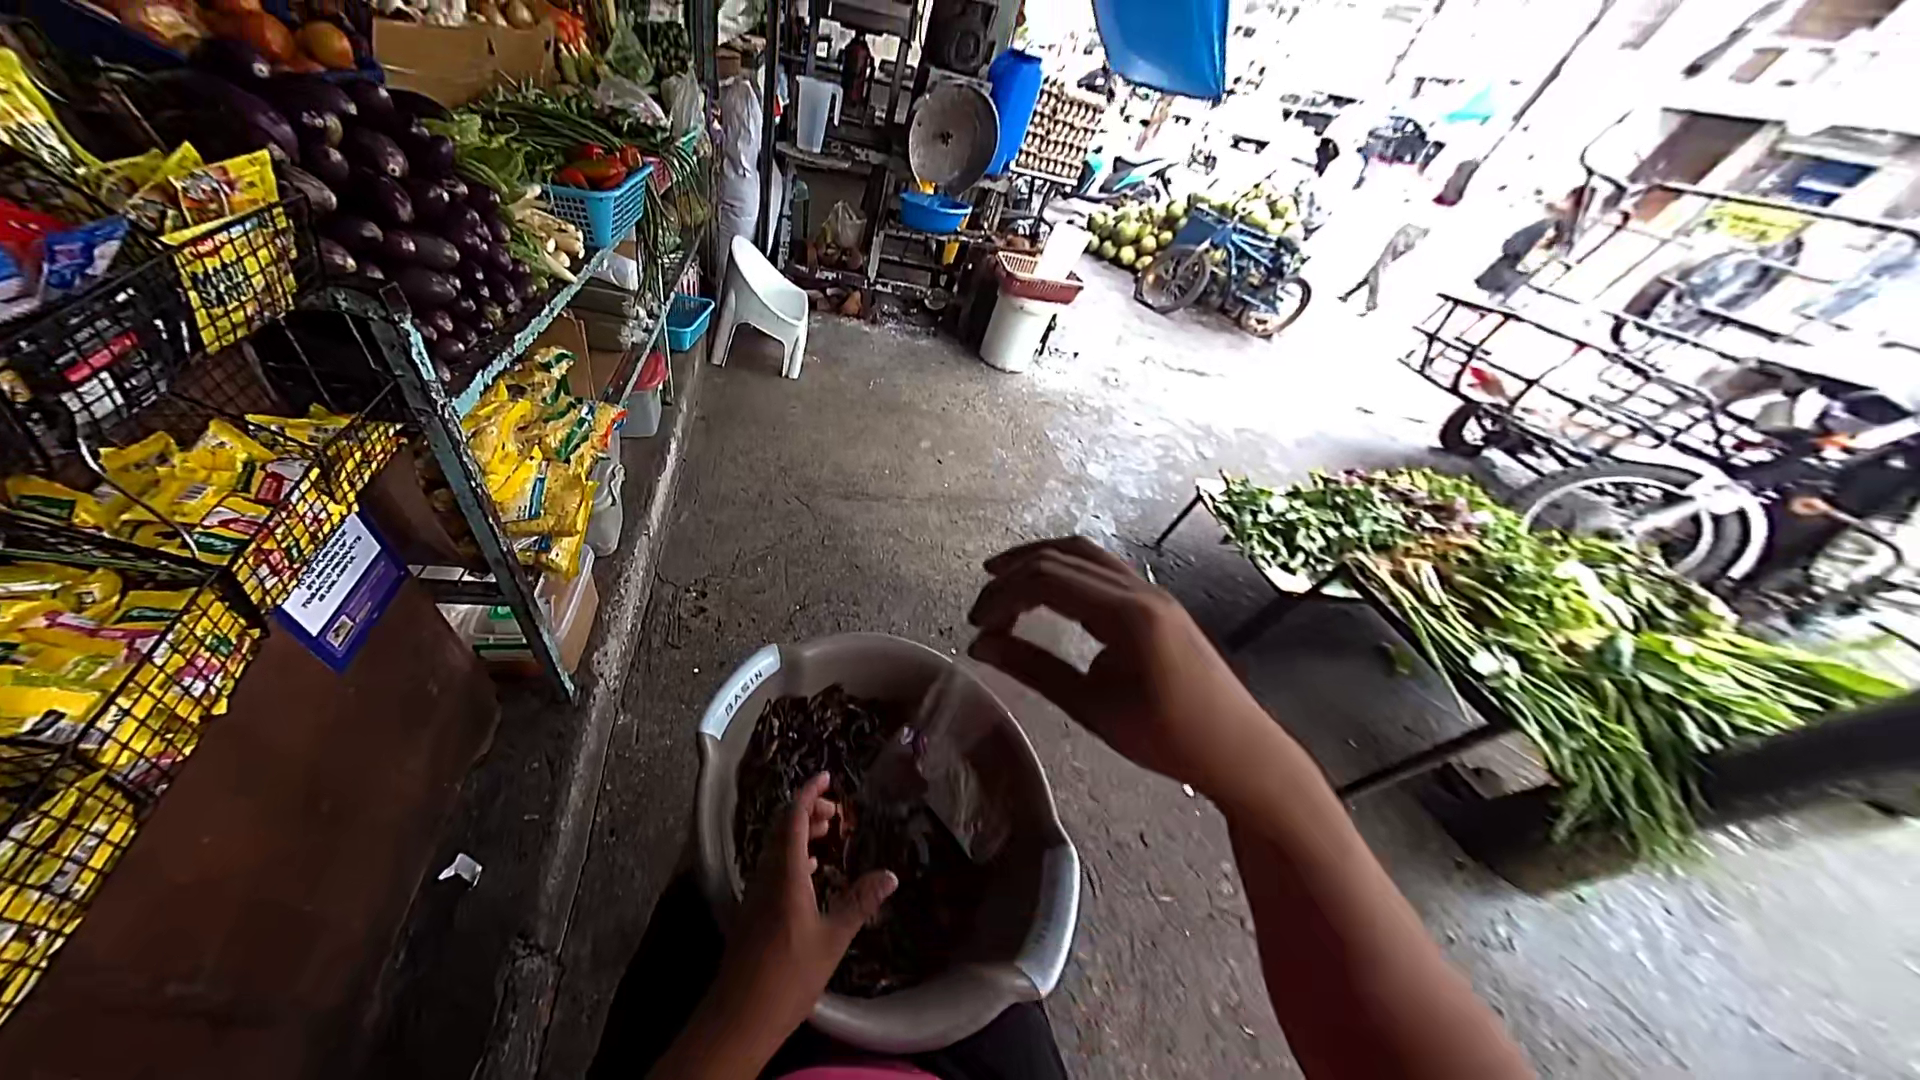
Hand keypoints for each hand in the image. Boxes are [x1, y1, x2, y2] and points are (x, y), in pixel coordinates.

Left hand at [710, 773, 897, 1041]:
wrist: (737, 1019)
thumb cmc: (787, 977)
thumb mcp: (832, 939)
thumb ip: (860, 902)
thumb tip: (891, 875)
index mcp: (785, 874)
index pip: (794, 819)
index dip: (809, 793)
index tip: (826, 776)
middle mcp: (766, 875)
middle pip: (783, 827)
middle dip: (808, 810)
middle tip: (836, 811)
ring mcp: (756, 892)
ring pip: (776, 846)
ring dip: (800, 832)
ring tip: (828, 833)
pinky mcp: (753, 909)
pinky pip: (773, 865)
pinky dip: (793, 854)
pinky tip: (810, 869)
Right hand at [967, 537, 1282, 802]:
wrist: (1238, 749)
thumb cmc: (1168, 738)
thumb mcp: (1093, 708)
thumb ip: (1034, 670)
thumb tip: (979, 646)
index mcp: (1128, 615)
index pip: (1047, 580)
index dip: (1002, 595)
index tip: (975, 625)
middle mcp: (1140, 589)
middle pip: (1061, 557)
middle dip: (1012, 576)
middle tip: (981, 610)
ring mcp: (1150, 590)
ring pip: (1082, 553)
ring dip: (1037, 561)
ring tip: (1000, 579)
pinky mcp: (1153, 600)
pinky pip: (1100, 568)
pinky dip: (1064, 570)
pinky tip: (1046, 591)